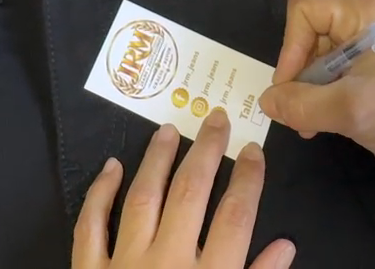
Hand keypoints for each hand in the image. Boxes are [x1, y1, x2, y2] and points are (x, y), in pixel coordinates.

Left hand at [73, 108, 295, 268]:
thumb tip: (284, 248)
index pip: (236, 217)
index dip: (248, 179)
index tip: (254, 150)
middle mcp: (168, 264)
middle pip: (192, 192)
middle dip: (208, 152)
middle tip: (216, 119)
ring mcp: (125, 266)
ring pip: (143, 197)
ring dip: (158, 159)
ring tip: (170, 129)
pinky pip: (90, 227)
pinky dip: (99, 194)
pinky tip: (111, 167)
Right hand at [258, 0, 374, 171]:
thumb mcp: (350, 111)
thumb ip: (301, 104)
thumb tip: (266, 101)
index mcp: (363, 8)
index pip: (302, 7)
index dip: (289, 48)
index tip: (291, 92)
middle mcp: (370, 10)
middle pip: (312, 22)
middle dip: (300, 65)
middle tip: (300, 108)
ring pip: (326, 44)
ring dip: (315, 81)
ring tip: (317, 122)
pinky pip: (345, 59)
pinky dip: (333, 85)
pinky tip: (335, 116)